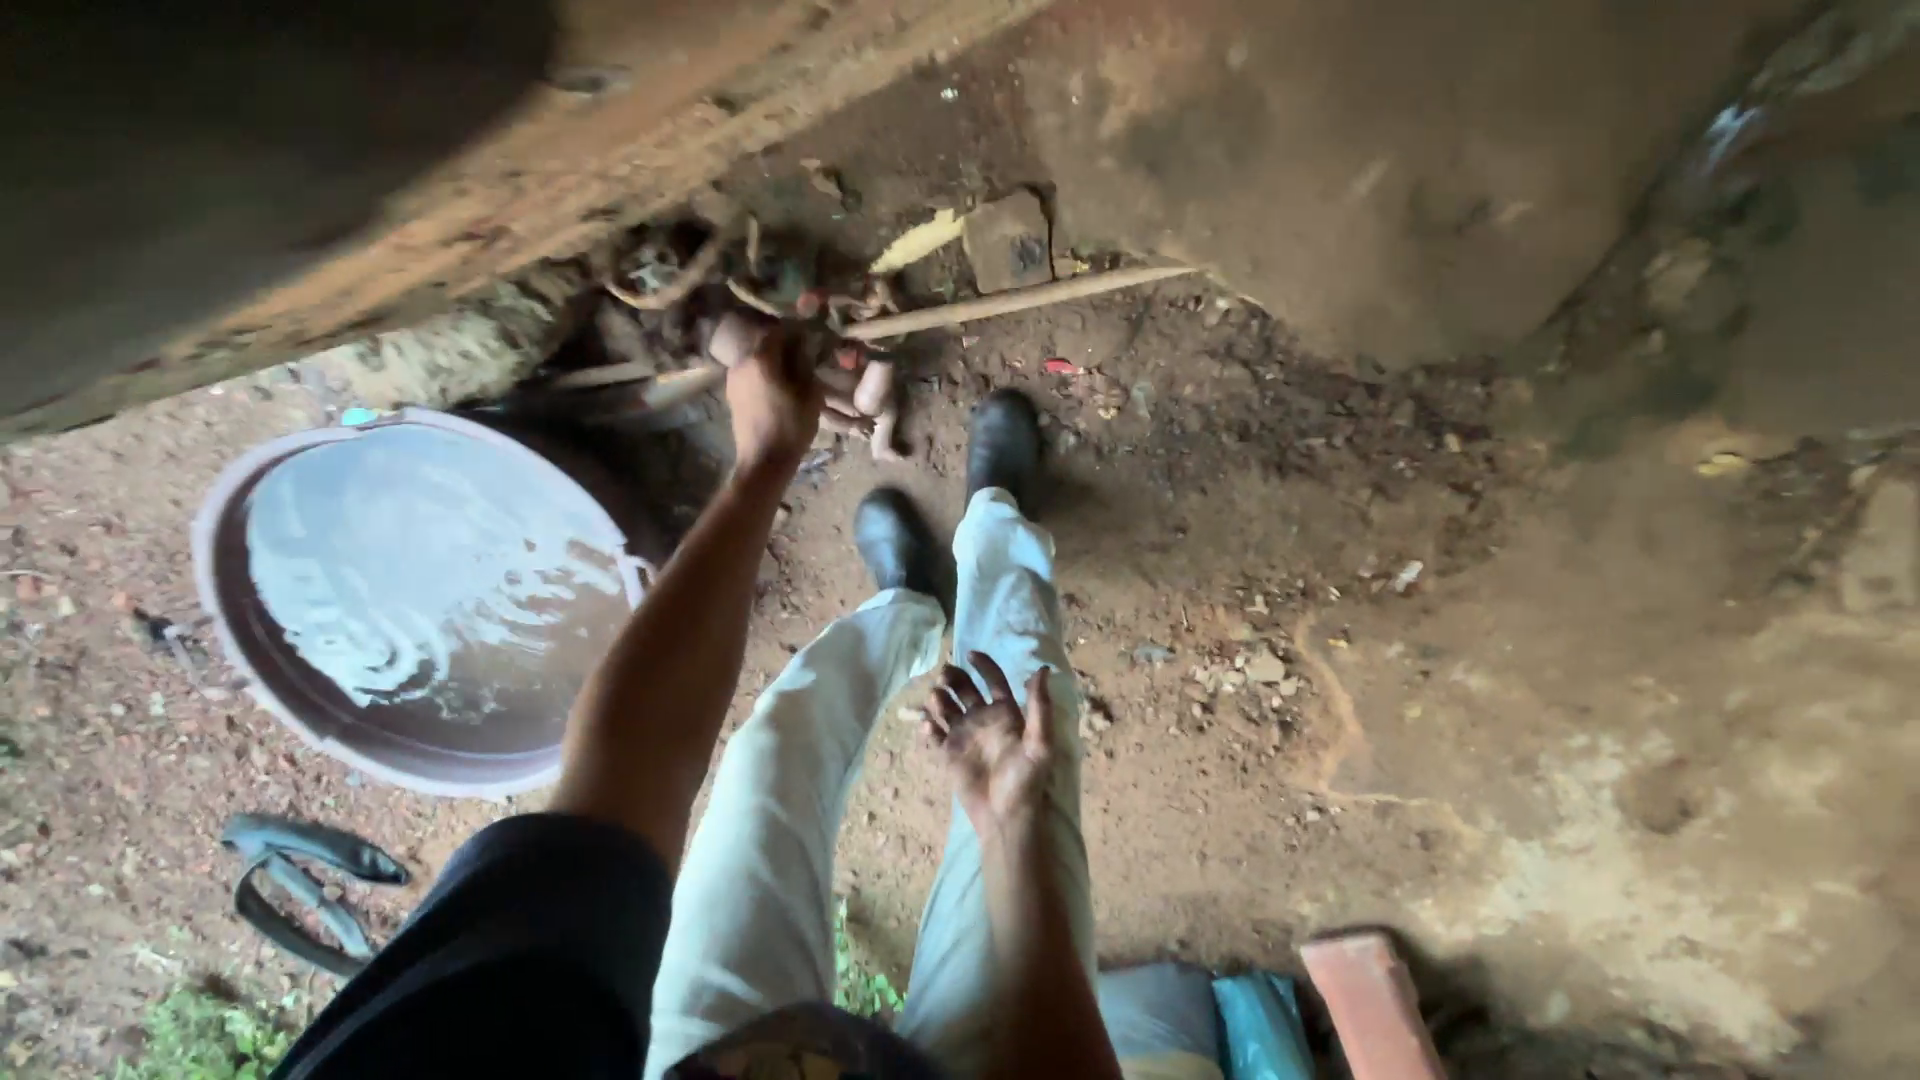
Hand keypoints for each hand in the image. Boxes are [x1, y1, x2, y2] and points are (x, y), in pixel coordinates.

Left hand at [723, 322, 820, 472]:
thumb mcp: (810, 394)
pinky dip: (765, 376)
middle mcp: (741, 363)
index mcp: (760, 359)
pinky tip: (779, 389)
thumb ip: (806, 365)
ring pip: (757, 361)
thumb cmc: (790, 427)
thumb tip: (805, 348)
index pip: (780, 331)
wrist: (763, 461)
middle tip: (805, 357)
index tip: (813, 338)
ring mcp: (733, 380)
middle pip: (766, 345)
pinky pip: (751, 376)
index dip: (798, 332)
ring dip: (775, 363)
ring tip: (794, 375)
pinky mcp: (732, 395)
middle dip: (785, 347)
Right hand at [924, 652, 1055, 841]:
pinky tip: (927, 725)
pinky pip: (933, 734)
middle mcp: (982, 719)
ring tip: (937, 700)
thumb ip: (1040, 706)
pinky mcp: (948, 753)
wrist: (1005, 815)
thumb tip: (1042, 669)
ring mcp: (964, 735)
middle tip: (943, 675)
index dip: (983, 665)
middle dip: (953, 677)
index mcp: (1005, 713)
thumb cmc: (1025, 779)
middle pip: (963, 688)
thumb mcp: (1040, 742)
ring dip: (938, 698)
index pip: (993, 680)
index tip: (970, 653)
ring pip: (946, 707)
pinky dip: (926, 726)